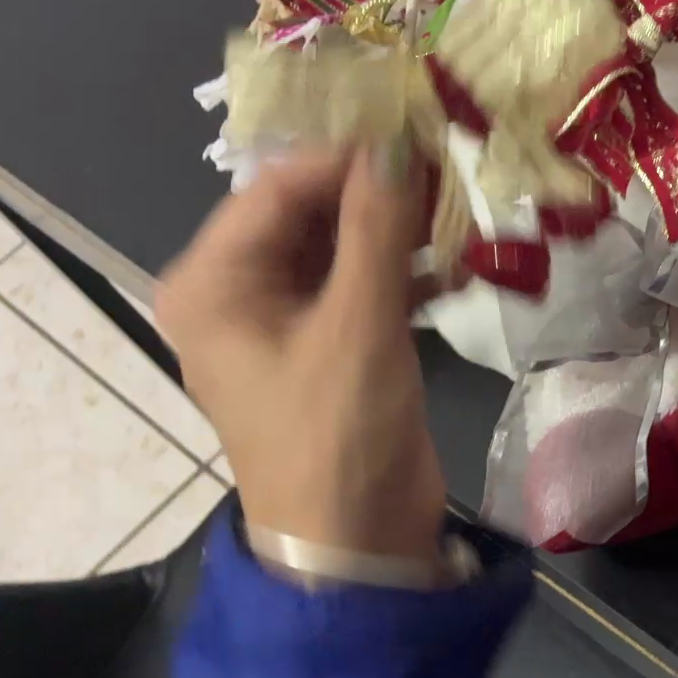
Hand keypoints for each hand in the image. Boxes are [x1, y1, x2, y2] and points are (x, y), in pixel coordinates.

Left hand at [157, 144, 446, 560]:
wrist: (357, 540)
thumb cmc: (339, 432)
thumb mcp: (357, 326)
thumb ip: (376, 232)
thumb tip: (396, 147)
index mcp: (215, 282)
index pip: (277, 190)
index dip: (346, 160)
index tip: (418, 137)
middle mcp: (244, 294)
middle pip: (311, 218)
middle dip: (377, 195)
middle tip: (450, 172)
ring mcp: (294, 325)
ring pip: (346, 254)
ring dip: (400, 235)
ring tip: (462, 213)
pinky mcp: (339, 352)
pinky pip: (368, 292)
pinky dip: (409, 278)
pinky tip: (458, 269)